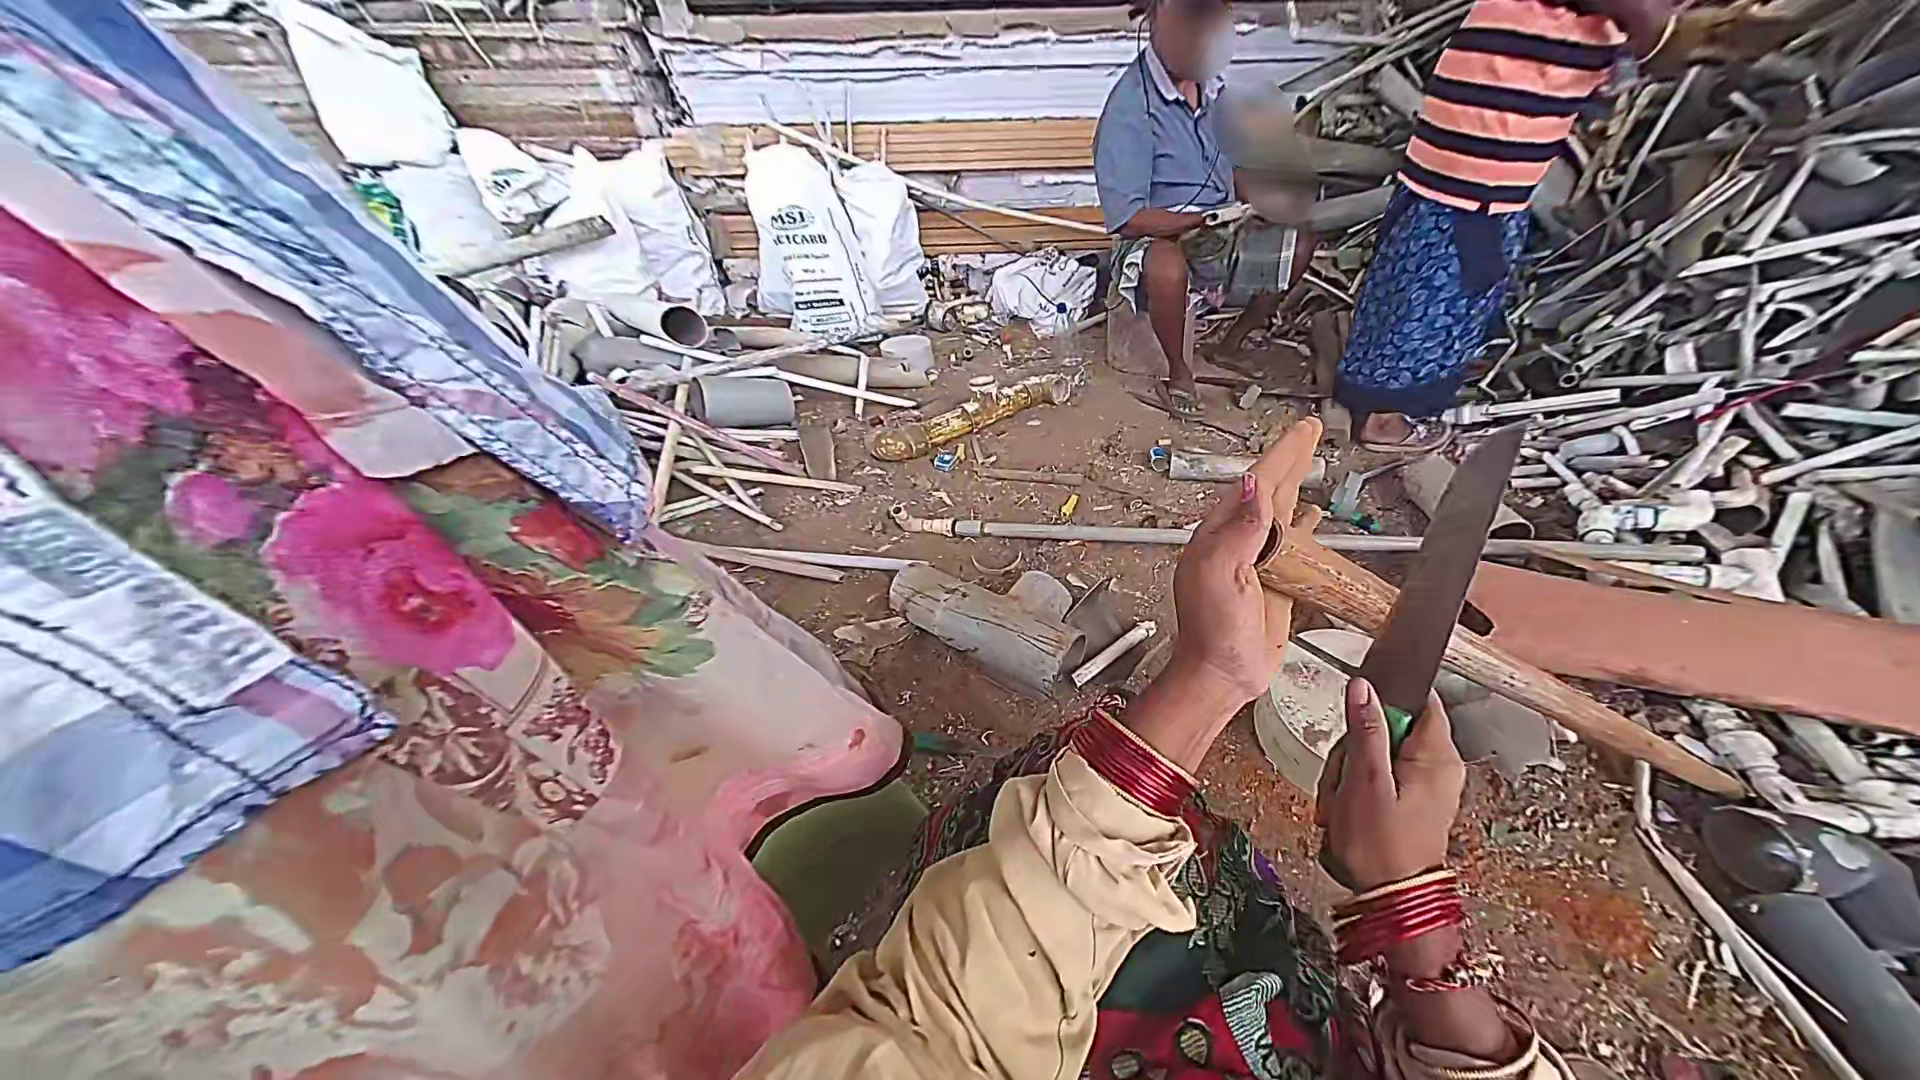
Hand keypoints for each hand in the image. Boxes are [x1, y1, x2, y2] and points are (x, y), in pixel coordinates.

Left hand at [1168, 417, 1321, 703]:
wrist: (1222, 672)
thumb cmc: (1214, 630)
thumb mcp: (1222, 575)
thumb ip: (1240, 531)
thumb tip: (1254, 487)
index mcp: (1219, 536)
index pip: (1254, 484)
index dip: (1280, 455)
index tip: (1301, 432)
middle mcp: (1235, 543)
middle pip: (1267, 491)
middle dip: (1288, 461)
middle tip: (1309, 434)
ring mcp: (1254, 561)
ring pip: (1279, 514)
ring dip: (1295, 486)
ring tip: (1310, 463)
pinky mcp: (1271, 582)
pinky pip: (1290, 545)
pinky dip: (1302, 526)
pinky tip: (1312, 516)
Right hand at [1316, 678, 1464, 891]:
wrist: (1389, 899)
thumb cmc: (1379, 842)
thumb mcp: (1365, 780)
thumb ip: (1366, 730)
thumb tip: (1363, 686)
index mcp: (1437, 757)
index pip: (1420, 700)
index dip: (1385, 696)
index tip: (1356, 711)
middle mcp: (1438, 766)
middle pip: (1387, 725)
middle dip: (1354, 745)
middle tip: (1343, 774)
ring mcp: (1424, 782)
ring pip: (1374, 749)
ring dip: (1348, 768)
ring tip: (1341, 797)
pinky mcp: (1409, 796)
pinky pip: (1376, 771)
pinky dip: (1354, 783)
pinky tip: (1344, 804)